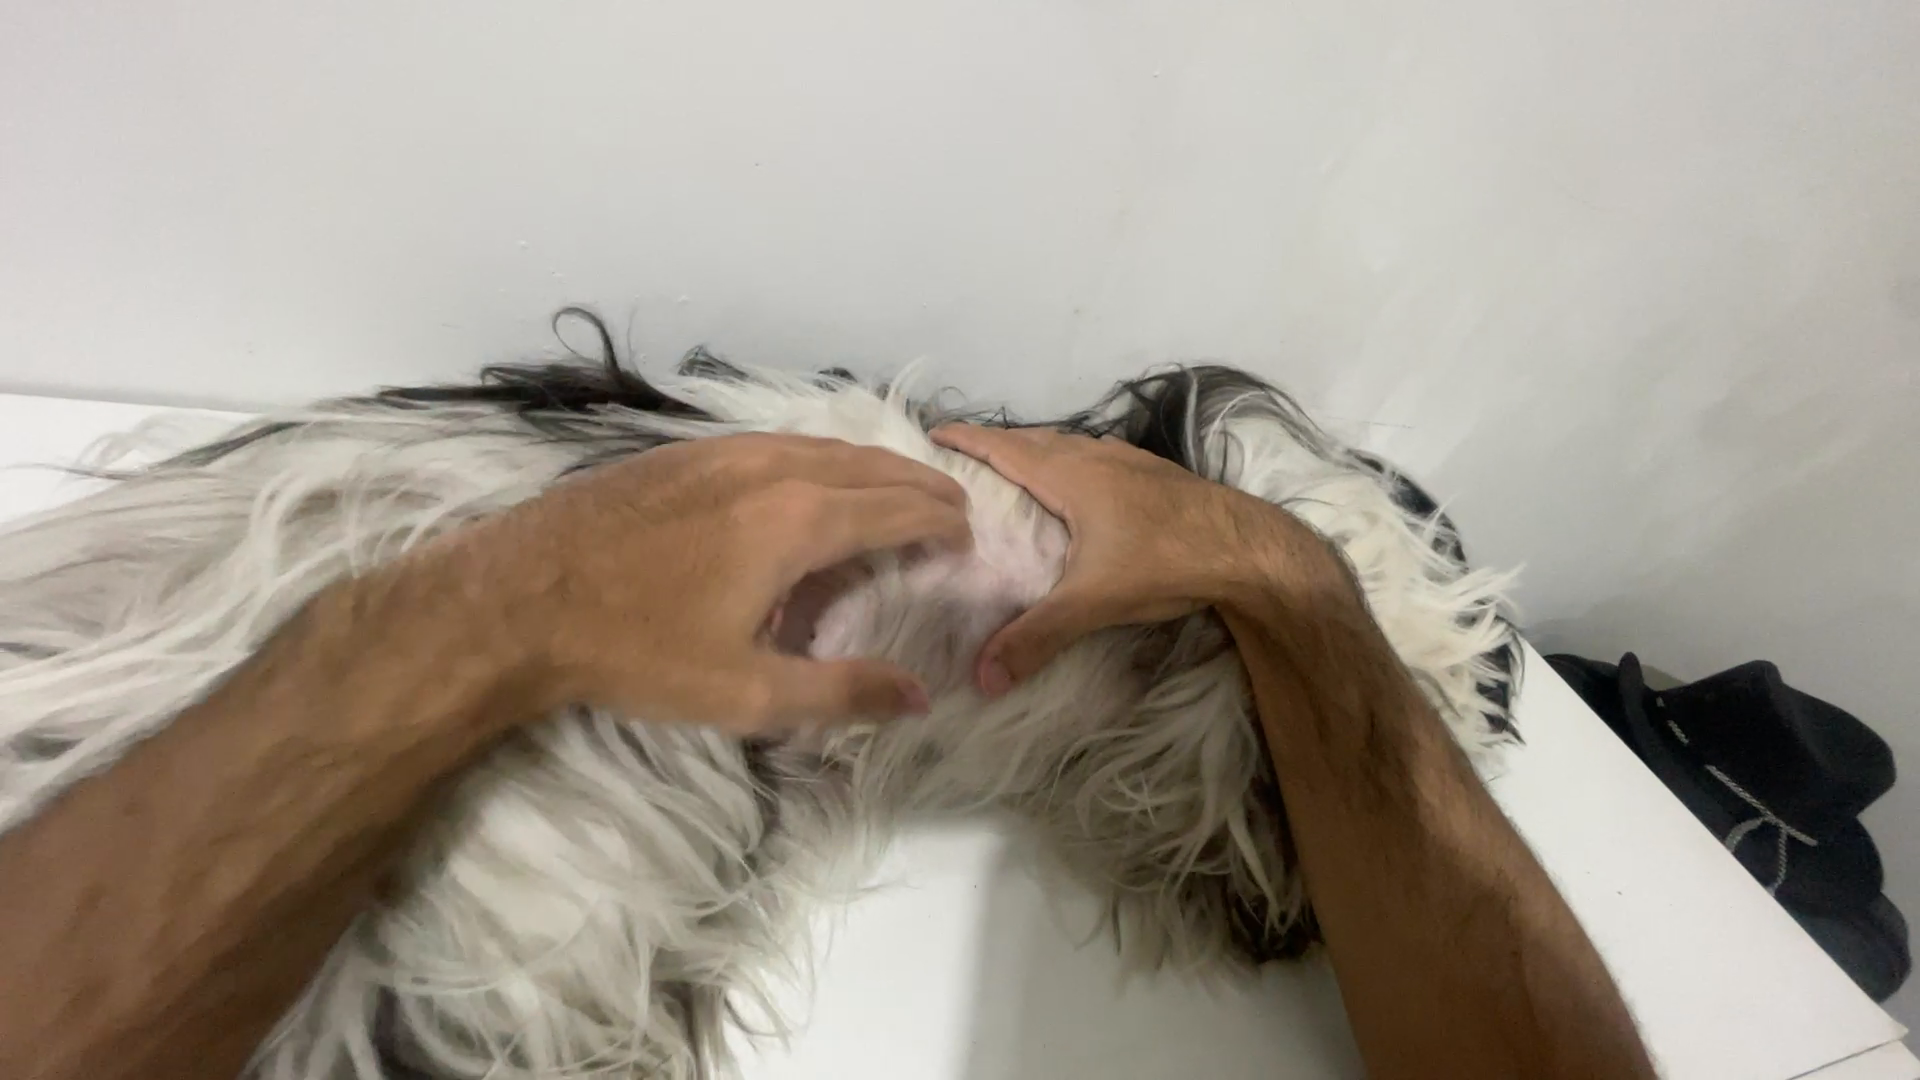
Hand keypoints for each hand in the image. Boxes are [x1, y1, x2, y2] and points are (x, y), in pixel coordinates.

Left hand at [432, 434, 972, 731]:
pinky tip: (817, 478)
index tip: (964, 538)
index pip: (898, 509)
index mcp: (799, 521)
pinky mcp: (690, 452)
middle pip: (872, 466)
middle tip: (951, 506)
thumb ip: (841, 692)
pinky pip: (782, 443)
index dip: (940, 521)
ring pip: (827, 447)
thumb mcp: (746, 692)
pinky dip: (825, 459)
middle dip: (921, 484)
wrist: (514, 601)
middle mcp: (774, 468)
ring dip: (875, 467)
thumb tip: (920, 698)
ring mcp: (728, 451)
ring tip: (899, 488)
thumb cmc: (637, 650)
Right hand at [930, 424, 1345, 695]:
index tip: (932, 433)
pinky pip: (1096, 456)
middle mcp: (1096, 457)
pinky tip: (1080, 483)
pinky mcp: (1154, 474)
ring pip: (1069, 445)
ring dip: (1035, 449)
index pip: (1005, 447)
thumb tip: (982, 678)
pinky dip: (1070, 460)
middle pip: (1034, 439)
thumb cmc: (1165, 562)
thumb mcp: (1094, 602)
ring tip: (1013, 468)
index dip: (967, 438)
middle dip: (995, 443)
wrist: (1251, 550)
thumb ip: (1038, 636)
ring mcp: (1129, 461)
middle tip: (963, 458)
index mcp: (1071, 475)